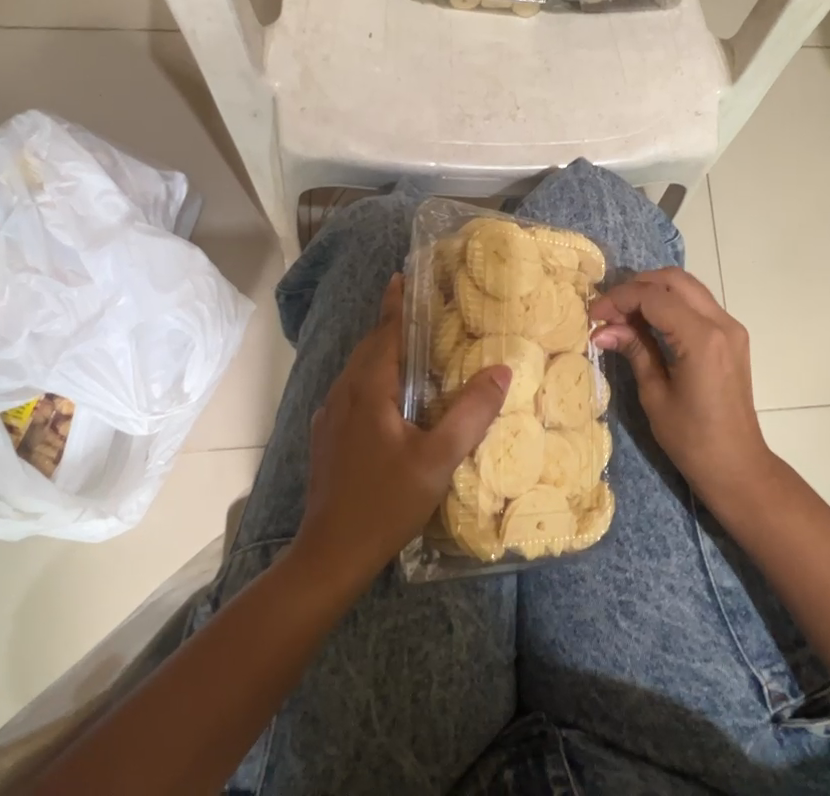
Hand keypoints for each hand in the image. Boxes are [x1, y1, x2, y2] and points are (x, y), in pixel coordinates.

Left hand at [296, 275, 509, 584]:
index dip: (396, 304)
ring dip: (382, 352)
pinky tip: (391, 398)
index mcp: (368, 391)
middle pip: (368, 348)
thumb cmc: (386, 503)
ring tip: (410, 347)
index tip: (404, 276)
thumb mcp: (438, 459)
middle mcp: (343, 396)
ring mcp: (330, 419)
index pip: (384, 333)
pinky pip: (353, 393)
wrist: (331, 553)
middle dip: (390, 324)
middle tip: (418, 307)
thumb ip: (470, 413)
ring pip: (358, 372)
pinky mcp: (327, 440)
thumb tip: (501, 370)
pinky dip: (373, 379)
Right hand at [589, 268, 771, 501]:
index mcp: (701, 339)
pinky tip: (648, 324)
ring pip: (688, 288)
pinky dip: (671, 305)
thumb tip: (602, 330)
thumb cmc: (692, 439)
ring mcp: (731, 328)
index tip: (594, 316)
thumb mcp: (655, 394)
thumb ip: (634, 350)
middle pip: (674, 280)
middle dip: (637, 287)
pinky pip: (698, 305)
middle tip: (608, 311)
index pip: (654, 297)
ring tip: (623, 316)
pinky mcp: (732, 337)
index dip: (619, 299)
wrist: (736, 464)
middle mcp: (721, 323)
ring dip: (654, 292)